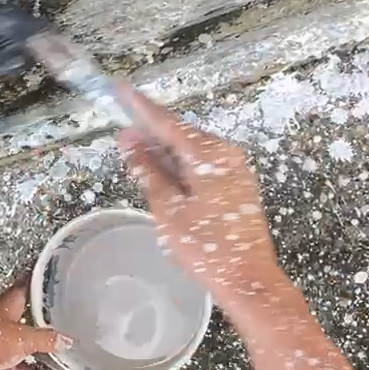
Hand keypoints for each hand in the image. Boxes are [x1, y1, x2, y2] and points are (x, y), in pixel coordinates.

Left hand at [0, 281, 70, 369]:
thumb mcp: (21, 339)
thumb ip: (45, 340)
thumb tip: (67, 340)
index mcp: (2, 309)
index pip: (22, 292)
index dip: (34, 286)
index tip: (43, 279)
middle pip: (22, 336)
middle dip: (43, 348)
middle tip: (62, 354)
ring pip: (12, 365)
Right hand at [115, 88, 287, 316]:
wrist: (248, 280)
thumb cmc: (206, 247)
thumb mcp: (168, 209)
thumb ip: (148, 171)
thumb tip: (128, 140)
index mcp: (208, 155)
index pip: (167, 122)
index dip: (140, 107)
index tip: (120, 90)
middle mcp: (226, 155)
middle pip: (182, 134)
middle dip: (151, 132)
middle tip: (122, 133)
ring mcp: (235, 171)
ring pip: (192, 151)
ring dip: (164, 151)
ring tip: (136, 155)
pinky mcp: (237, 187)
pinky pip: (203, 166)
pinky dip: (181, 166)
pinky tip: (164, 175)